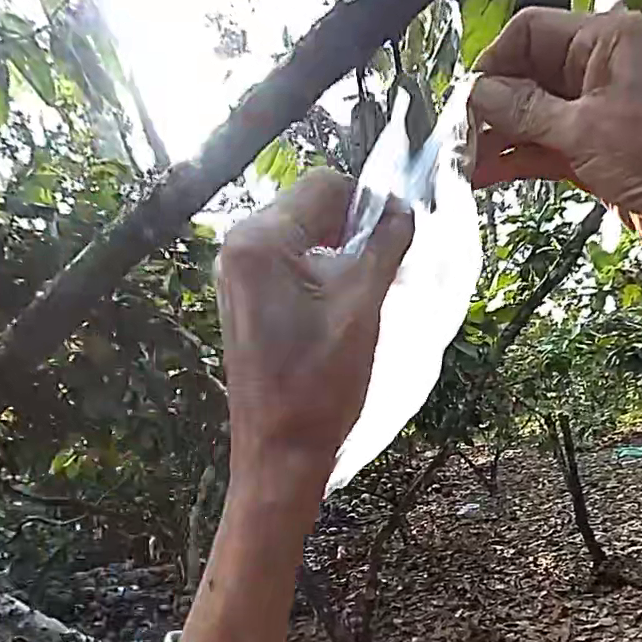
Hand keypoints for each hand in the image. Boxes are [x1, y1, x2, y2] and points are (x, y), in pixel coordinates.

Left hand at [216, 168, 413, 485]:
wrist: (282, 455)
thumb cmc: (318, 388)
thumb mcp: (361, 309)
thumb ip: (383, 247)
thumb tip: (403, 210)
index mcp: (258, 242)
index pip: (324, 186)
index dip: (369, 206)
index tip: (399, 241)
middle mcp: (238, 251)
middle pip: (312, 212)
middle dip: (355, 235)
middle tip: (386, 276)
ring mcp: (239, 281)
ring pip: (305, 244)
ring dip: (343, 262)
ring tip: (365, 303)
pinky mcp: (248, 307)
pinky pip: (293, 273)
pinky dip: (324, 283)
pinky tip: (343, 318)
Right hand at [468, 7, 641, 336]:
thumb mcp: (583, 128)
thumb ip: (526, 111)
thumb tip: (480, 95)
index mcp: (600, 42)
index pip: (530, 34)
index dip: (493, 64)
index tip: (467, 100)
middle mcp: (595, 72)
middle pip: (527, 78)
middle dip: (493, 109)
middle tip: (461, 140)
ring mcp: (594, 115)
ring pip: (534, 119)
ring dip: (501, 141)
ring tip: (467, 165)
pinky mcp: (593, 153)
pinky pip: (546, 150)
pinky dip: (520, 161)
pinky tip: (490, 175)